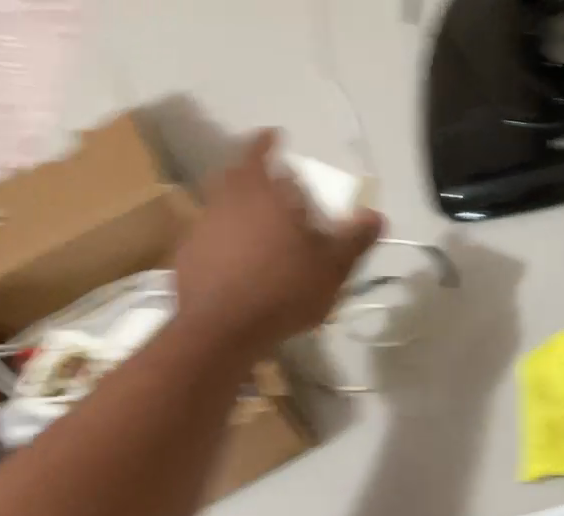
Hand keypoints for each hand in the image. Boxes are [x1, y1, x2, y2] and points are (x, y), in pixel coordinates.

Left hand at [173, 129, 384, 345]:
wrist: (222, 329)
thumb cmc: (284, 291)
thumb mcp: (332, 269)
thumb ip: (353, 239)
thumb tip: (376, 215)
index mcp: (260, 191)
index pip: (260, 150)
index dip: (268, 142)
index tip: (275, 138)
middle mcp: (225, 199)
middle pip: (236, 176)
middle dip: (252, 177)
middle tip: (270, 189)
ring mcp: (201, 227)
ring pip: (220, 207)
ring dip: (237, 212)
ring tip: (256, 232)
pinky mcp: (187, 257)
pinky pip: (209, 240)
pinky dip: (223, 244)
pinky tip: (236, 265)